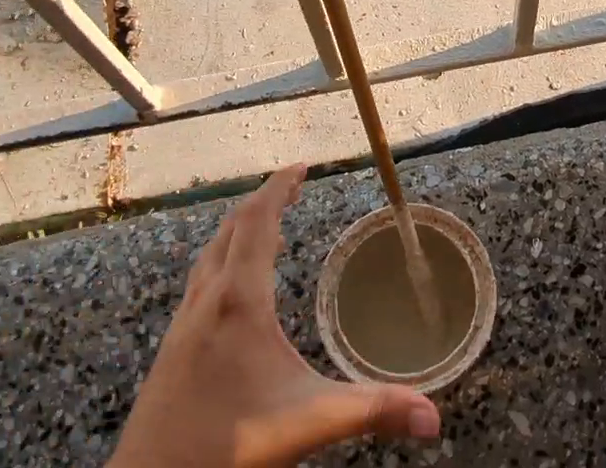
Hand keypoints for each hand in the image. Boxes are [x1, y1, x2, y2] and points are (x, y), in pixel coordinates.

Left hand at [111, 165, 440, 467]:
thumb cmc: (224, 447)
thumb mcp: (306, 423)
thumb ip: (371, 411)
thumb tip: (433, 416)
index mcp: (238, 300)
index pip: (256, 223)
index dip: (278, 188)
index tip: (301, 165)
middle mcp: (206, 300)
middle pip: (231, 230)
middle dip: (263, 202)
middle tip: (293, 187)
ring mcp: (183, 323)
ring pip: (211, 255)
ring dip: (241, 231)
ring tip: (270, 230)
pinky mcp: (172, 347)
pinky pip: (201, 281)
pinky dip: (224, 262)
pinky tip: (236, 290)